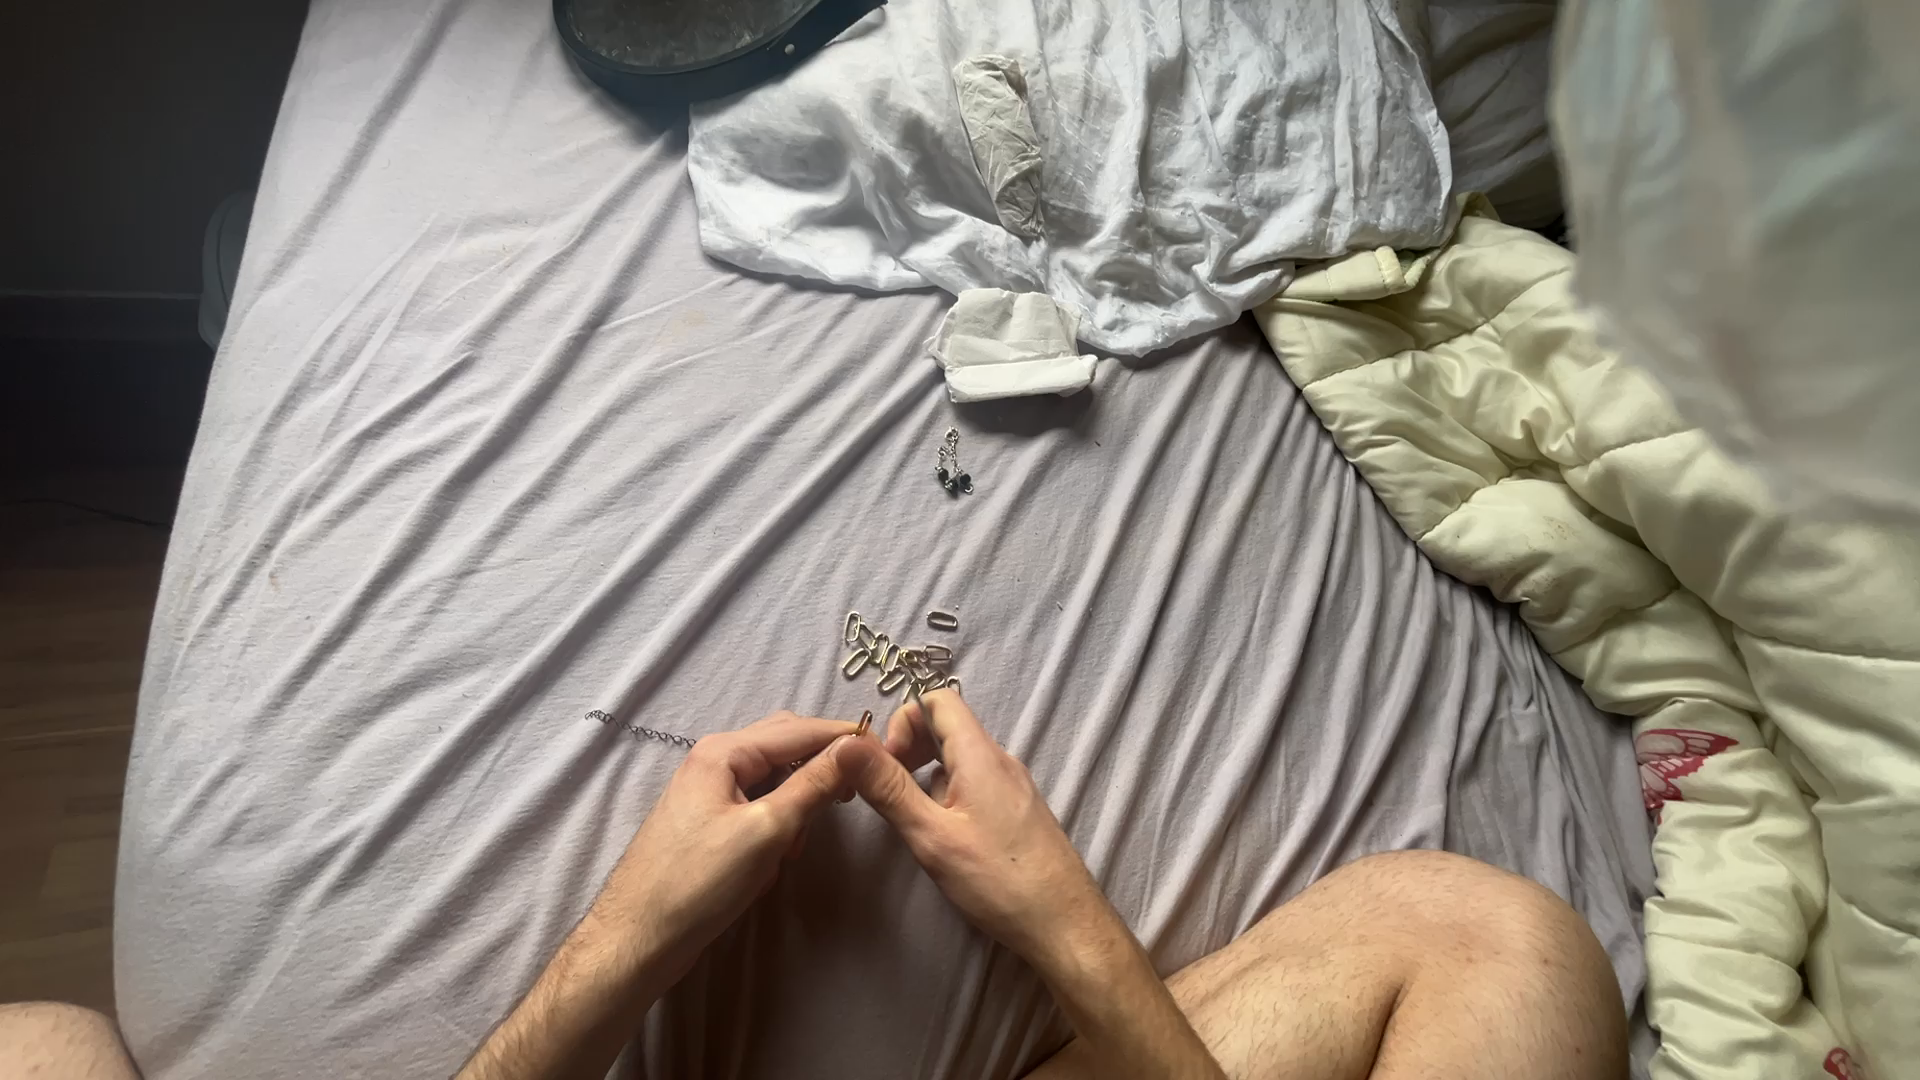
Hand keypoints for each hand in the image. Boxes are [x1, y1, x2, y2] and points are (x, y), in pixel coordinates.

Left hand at [458, 711, 857, 1079]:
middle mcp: (715, 759)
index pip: (799, 729)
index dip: (843, 736)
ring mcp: (709, 790)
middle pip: (785, 745)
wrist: (634, 945)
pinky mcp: (709, 821)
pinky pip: (758, 804)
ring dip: (796, 801)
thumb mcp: (767, 830)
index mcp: (725, 751)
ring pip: (773, 778)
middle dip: (818, 766)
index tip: (884, 749)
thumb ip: (813, 784)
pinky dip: (777, 821)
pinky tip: (778, 854)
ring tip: (800, 840)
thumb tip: (855, 748)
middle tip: (851, 793)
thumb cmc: (700, 883)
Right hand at [833, 691, 1223, 1078]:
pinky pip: (976, 779)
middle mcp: (999, 759)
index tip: (886, 762)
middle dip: (911, 746)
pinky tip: (944, 832)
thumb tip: (847, 745)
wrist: (1066, 924)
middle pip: (948, 725)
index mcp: (980, 754)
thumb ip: (890, 789)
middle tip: (891, 789)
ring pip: (961, 756)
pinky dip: (950, 790)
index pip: (939, 699)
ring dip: (928, 772)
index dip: (904, 719)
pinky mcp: (1017, 808)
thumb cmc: (997, 879)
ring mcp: (1013, 784)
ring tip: (914, 815)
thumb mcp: (933, 836)